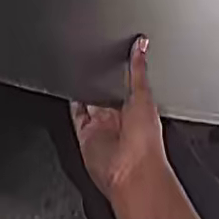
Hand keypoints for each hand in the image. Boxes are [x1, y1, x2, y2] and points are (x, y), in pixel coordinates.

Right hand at [70, 36, 210, 218]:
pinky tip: (72, 85)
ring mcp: (102, 126)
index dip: (121, 66)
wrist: (132, 174)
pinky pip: (76, 112)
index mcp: (138, 107)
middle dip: (100, 77)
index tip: (117, 47)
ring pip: (89, 99)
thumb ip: (138, 69)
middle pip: (105, 90)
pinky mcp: (85, 134)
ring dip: (85, 86)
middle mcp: (119, 117)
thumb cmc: (147, 143)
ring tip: (82, 66)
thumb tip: (141, 44)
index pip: (127, 81)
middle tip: (96, 55)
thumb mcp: (144, 95)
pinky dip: (73, 100)